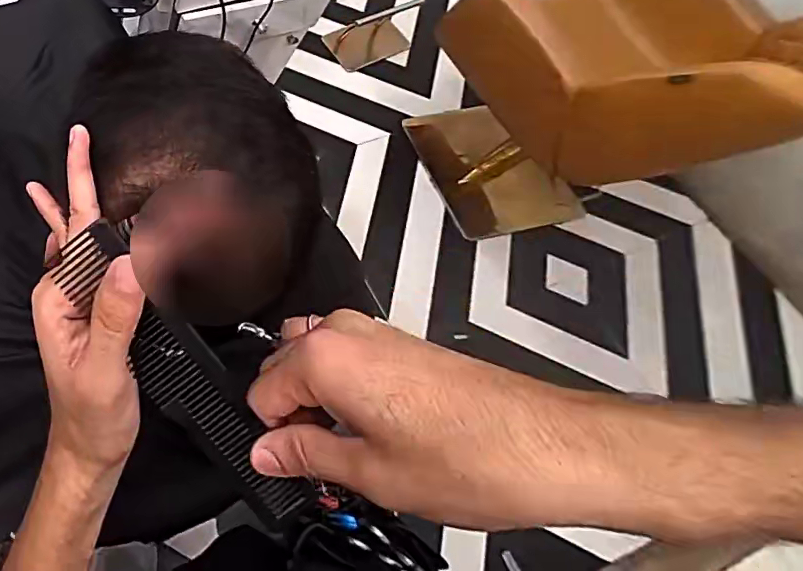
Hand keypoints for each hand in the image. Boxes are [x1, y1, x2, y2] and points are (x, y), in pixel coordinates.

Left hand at [27, 127, 143, 473]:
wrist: (90, 448)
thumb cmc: (91, 414)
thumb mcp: (105, 369)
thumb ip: (115, 316)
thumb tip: (130, 263)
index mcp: (58, 297)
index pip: (74, 228)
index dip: (79, 181)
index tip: (80, 143)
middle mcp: (62, 291)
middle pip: (75, 224)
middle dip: (78, 179)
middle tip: (81, 138)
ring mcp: (77, 298)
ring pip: (83, 238)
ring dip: (84, 200)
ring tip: (79, 164)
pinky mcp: (95, 307)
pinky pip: (96, 259)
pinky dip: (98, 232)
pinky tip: (94, 221)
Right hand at [247, 310, 599, 530]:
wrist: (539, 440)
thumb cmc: (472, 454)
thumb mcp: (372, 473)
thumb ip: (306, 455)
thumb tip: (268, 452)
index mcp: (327, 356)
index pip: (262, 392)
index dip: (271, 435)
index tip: (288, 462)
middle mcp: (345, 330)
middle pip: (283, 365)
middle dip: (291, 412)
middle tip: (320, 461)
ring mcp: (372, 329)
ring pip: (313, 356)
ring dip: (315, 397)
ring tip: (349, 449)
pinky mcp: (395, 338)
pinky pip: (344, 353)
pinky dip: (343, 386)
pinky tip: (374, 430)